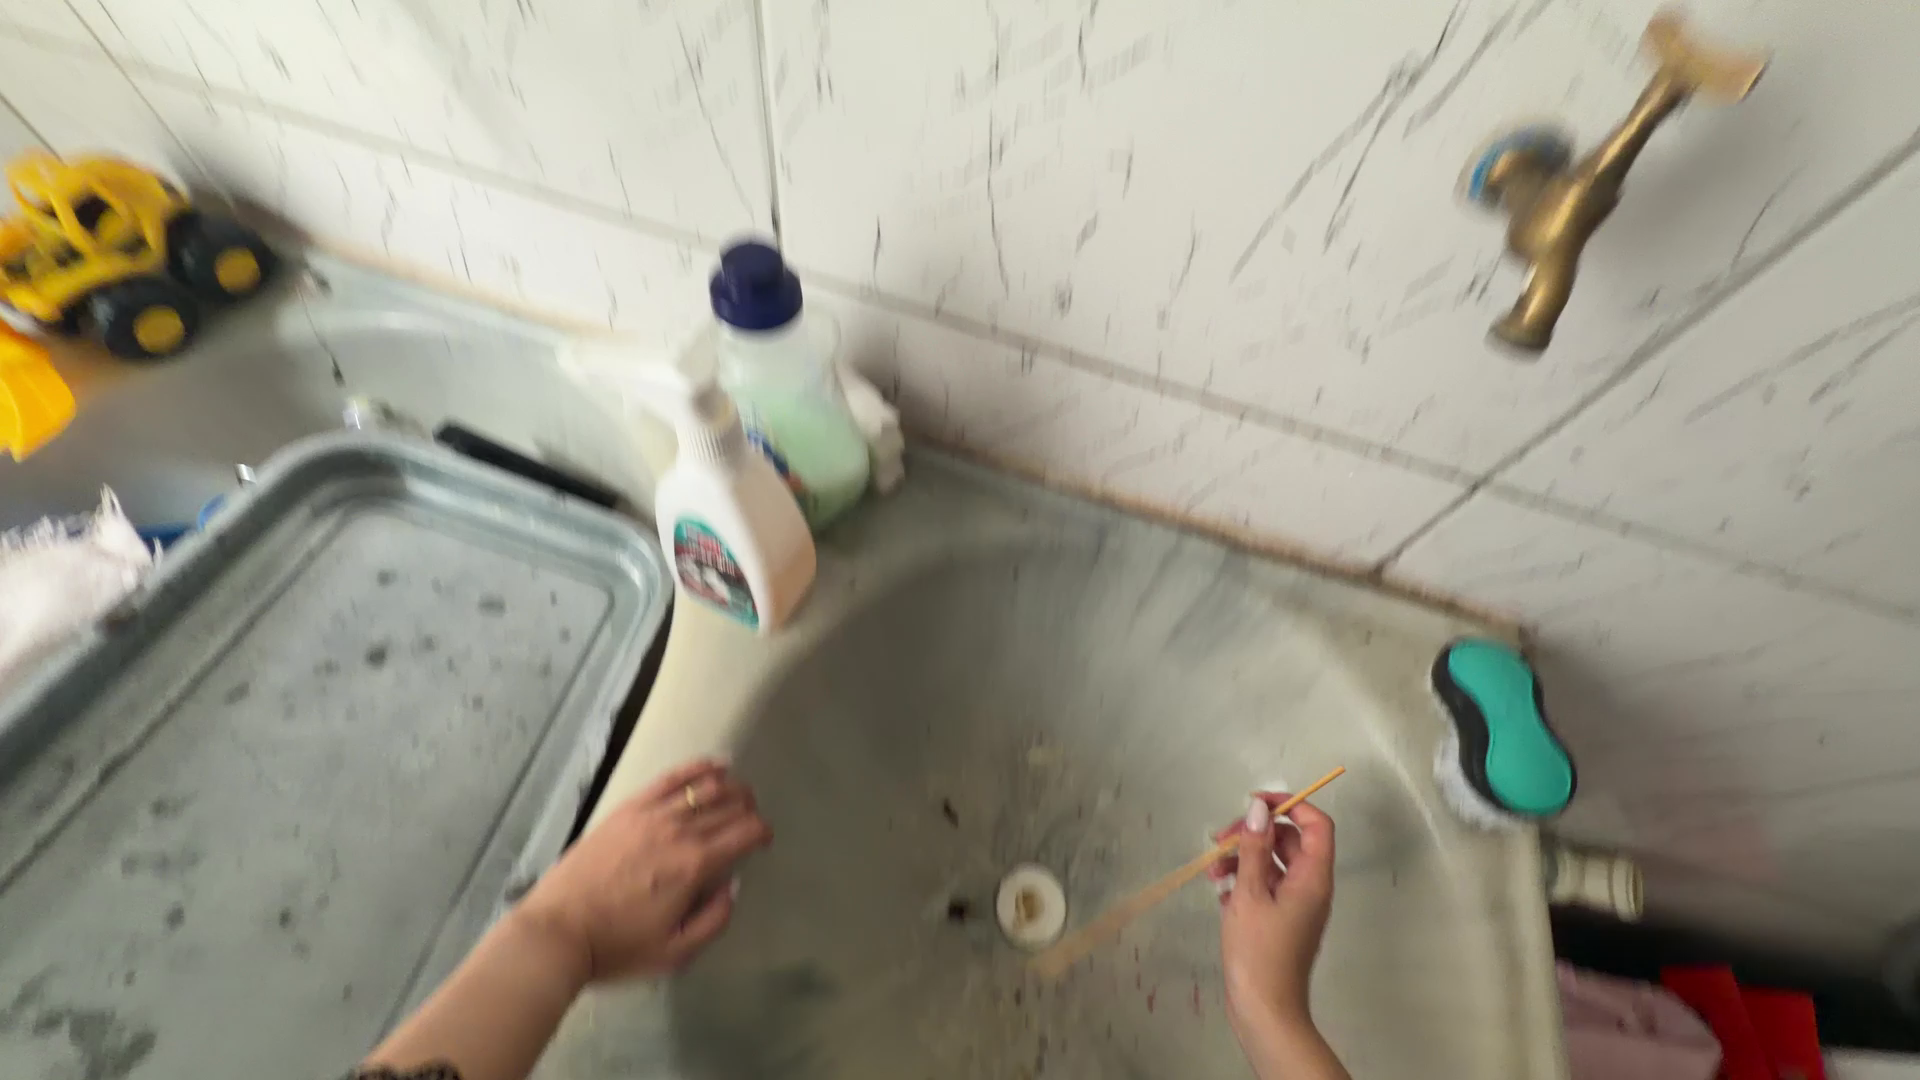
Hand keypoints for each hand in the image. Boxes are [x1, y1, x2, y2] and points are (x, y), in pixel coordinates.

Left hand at [510, 759, 772, 983]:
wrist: (556, 933)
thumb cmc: (616, 948)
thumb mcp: (674, 954)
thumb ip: (715, 920)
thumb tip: (733, 885)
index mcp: (695, 866)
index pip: (746, 832)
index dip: (762, 833)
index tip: (762, 841)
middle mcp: (680, 831)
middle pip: (731, 806)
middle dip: (749, 809)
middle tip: (749, 820)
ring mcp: (654, 814)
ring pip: (707, 786)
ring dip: (732, 786)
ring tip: (737, 794)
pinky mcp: (631, 807)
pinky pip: (673, 778)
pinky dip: (699, 767)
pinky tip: (715, 766)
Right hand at [1210, 793, 1335, 1036]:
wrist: (1263, 1009)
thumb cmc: (1259, 950)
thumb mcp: (1250, 893)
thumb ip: (1255, 848)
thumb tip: (1259, 808)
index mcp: (1312, 878)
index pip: (1316, 824)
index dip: (1289, 805)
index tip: (1254, 803)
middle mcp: (1309, 886)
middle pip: (1287, 839)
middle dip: (1253, 833)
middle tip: (1221, 840)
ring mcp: (1294, 903)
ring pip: (1271, 860)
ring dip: (1241, 856)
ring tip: (1213, 870)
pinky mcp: (1278, 917)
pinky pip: (1263, 883)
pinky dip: (1241, 879)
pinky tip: (1219, 890)